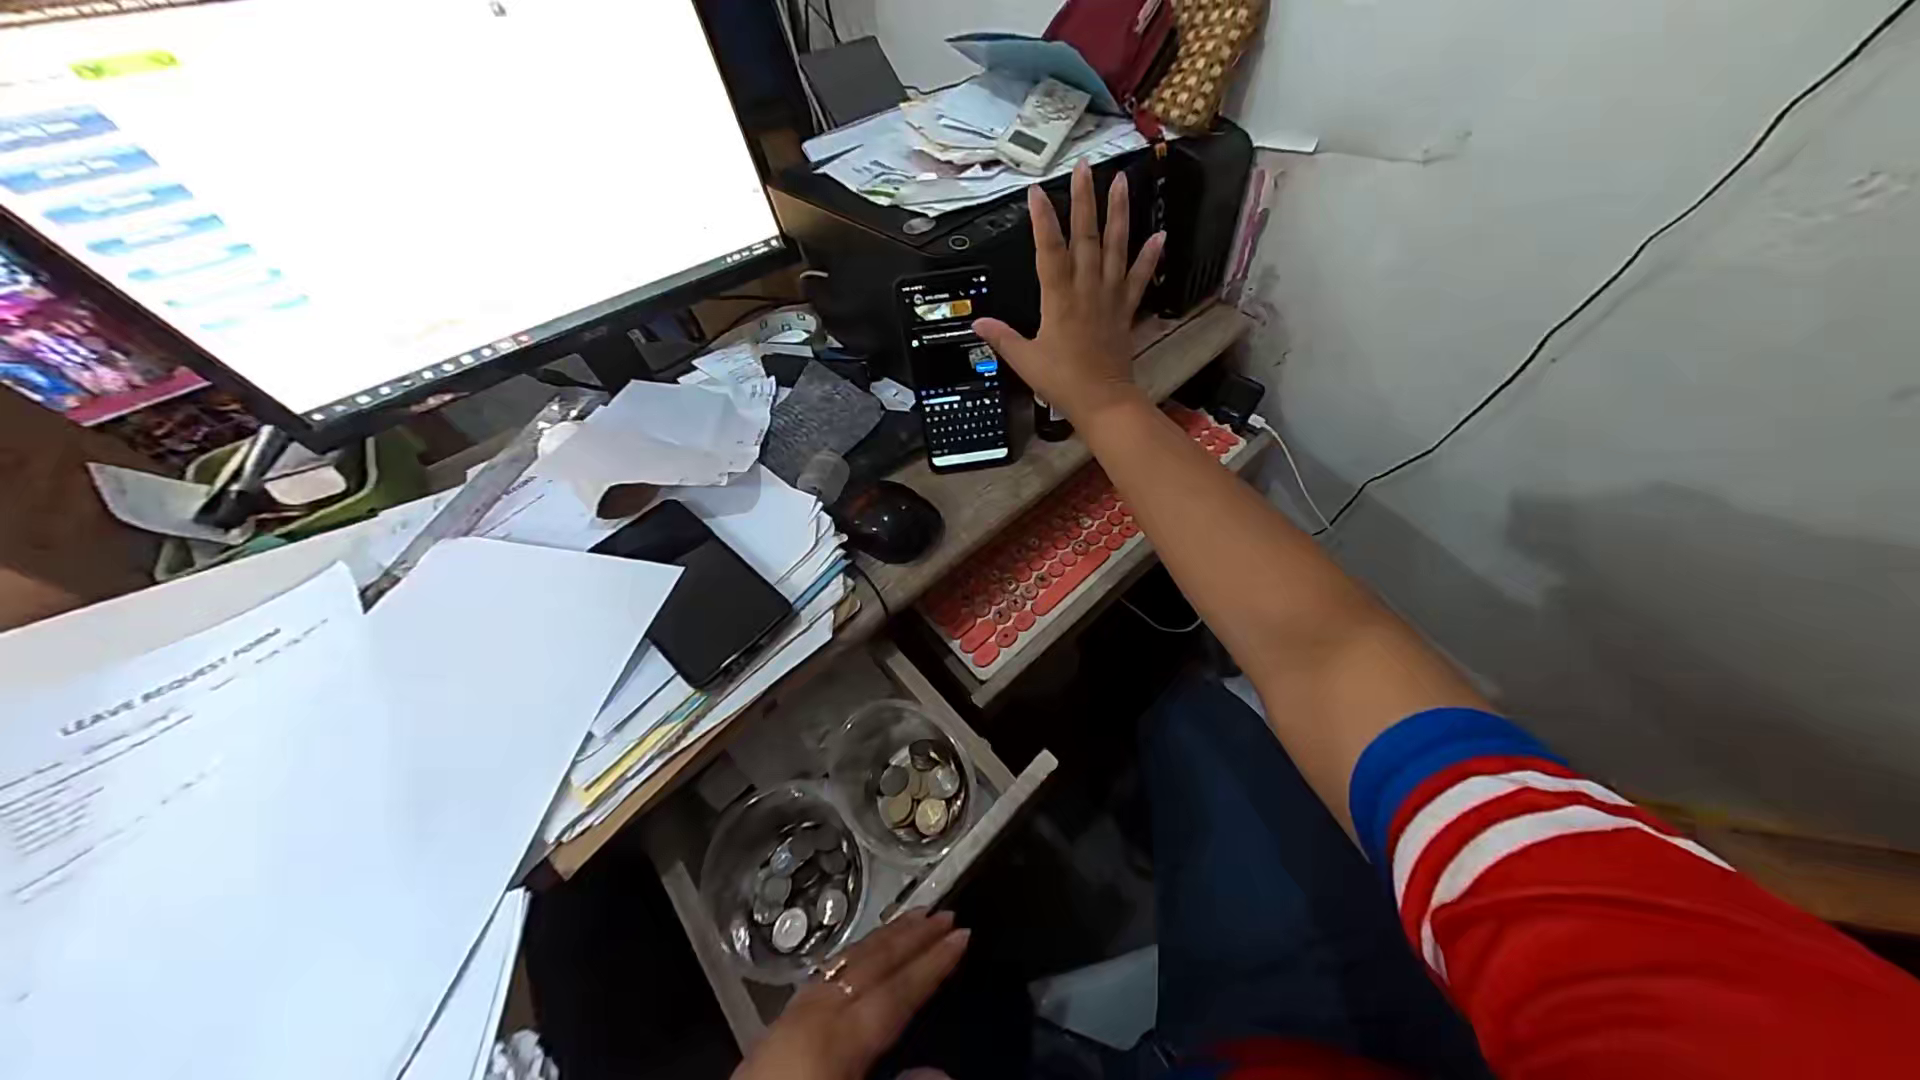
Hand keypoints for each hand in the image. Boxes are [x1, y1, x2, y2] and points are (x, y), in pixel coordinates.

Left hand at [732, 910, 970, 1079]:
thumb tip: (941, 1072)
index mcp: (835, 1039)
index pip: (896, 991)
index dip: (932, 963)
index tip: (963, 933)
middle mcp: (813, 1015)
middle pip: (871, 964)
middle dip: (911, 936)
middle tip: (944, 912)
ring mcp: (790, 1018)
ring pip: (845, 963)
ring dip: (883, 939)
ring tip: (911, 919)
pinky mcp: (774, 1031)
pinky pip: (825, 974)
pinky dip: (854, 956)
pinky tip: (859, 958)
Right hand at [973, 161, 1164, 424]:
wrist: (1102, 401)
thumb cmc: (1063, 382)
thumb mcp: (1025, 360)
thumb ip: (1002, 338)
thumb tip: (979, 324)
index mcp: (1059, 300)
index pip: (1049, 251)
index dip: (1042, 220)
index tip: (1037, 192)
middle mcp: (1087, 291)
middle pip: (1085, 238)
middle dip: (1083, 201)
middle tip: (1083, 169)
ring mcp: (1109, 298)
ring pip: (1116, 248)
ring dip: (1119, 214)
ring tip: (1122, 182)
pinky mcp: (1125, 310)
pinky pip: (1139, 279)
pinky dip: (1149, 257)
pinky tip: (1159, 234)